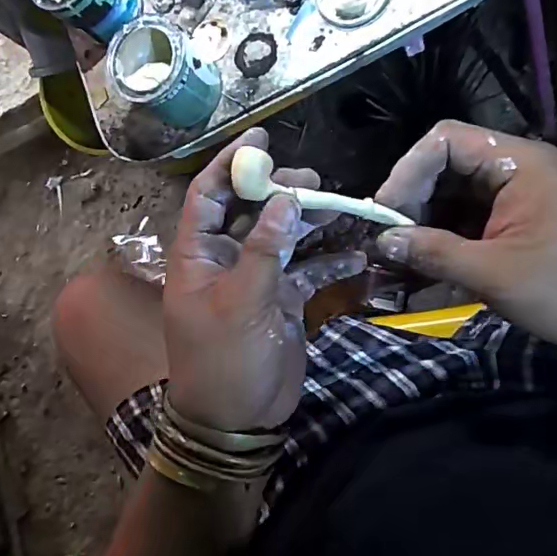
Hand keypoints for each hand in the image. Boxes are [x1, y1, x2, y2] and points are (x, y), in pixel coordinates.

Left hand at [164, 129, 366, 430]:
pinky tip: (357, 256)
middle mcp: (225, 260)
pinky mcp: (281, 301)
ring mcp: (255, 280)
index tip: (261, 137)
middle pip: (253, 211)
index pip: (208, 195)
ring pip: (284, 238)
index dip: (231, 164)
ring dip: (312, 223)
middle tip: (316, 184)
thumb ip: (264, 249)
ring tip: (344, 210)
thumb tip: (286, 198)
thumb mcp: (241, 303)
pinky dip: (329, 263)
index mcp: (198, 254)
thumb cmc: (224, 360)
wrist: (235, 418)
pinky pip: (306, 271)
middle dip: (283, 193)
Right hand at [372, 121, 556, 354]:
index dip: (406, 172)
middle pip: (443, 170)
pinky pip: (468, 226)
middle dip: (408, 206)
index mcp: (518, 164)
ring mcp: (518, 200)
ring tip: (395, 266)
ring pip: (451, 201)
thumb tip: (380, 242)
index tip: (384, 215)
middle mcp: (516, 172)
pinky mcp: (519, 227)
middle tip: (384, 246)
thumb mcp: (496, 273)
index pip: (444, 140)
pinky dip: (442, 246)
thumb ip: (433, 253)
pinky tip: (421, 275)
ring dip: (420, 231)